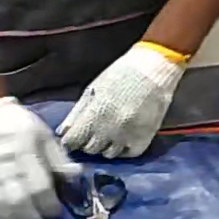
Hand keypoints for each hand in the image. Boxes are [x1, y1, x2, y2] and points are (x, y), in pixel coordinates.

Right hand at [0, 96, 75, 218]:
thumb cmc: (16, 125)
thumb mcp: (44, 134)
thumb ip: (58, 158)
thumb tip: (74, 177)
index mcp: (25, 154)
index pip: (39, 189)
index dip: (49, 206)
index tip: (55, 214)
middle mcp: (4, 168)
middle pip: (19, 203)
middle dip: (31, 218)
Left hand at [58, 43, 185, 157]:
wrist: (157, 64)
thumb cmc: (121, 74)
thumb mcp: (92, 91)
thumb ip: (75, 114)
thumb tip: (61, 133)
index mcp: (94, 116)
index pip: (72, 142)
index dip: (70, 140)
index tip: (73, 136)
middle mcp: (110, 128)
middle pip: (89, 149)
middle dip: (88, 142)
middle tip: (94, 131)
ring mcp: (129, 133)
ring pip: (108, 153)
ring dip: (106, 146)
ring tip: (109, 134)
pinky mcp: (146, 135)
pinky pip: (130, 153)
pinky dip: (124, 150)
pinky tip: (123, 140)